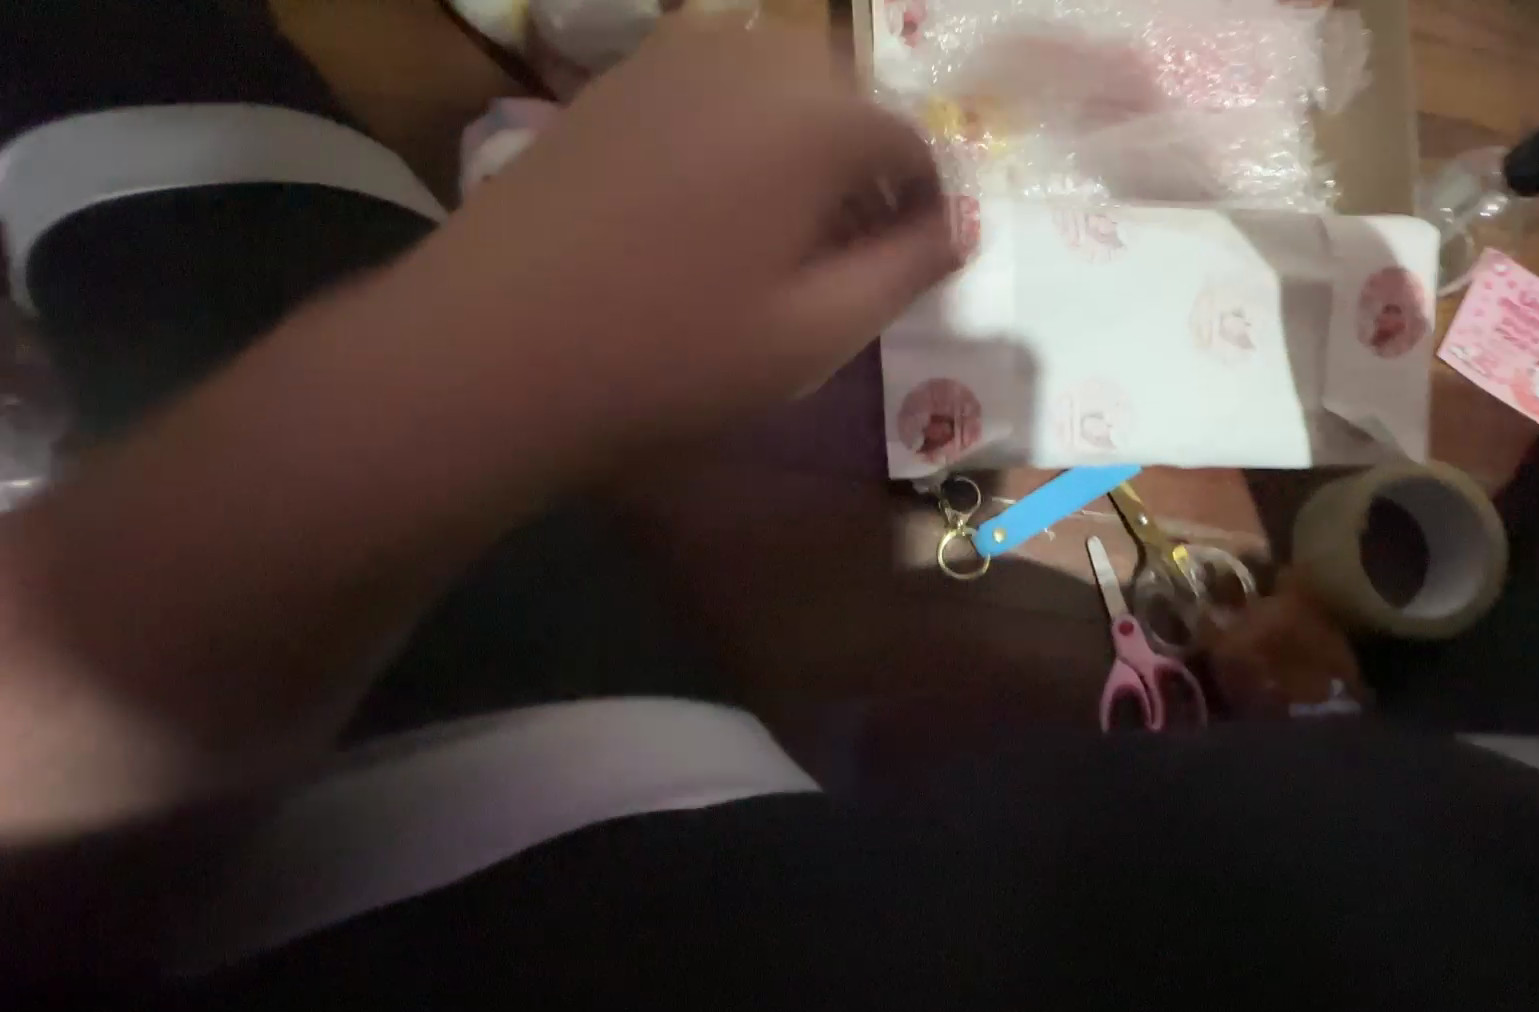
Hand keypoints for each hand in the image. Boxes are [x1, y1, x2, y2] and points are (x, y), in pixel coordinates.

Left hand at [393, 23, 960, 450]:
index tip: (921, 260)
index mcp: (812, 117)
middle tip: (857, 255)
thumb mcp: (819, 331)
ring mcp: (670, 59)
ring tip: (795, 239)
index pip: (912, 138)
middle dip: (871, 173)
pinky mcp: (617, 84)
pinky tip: (725, 212)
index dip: (930, 202)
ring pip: (782, 93)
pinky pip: (718, 95)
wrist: (501, 350)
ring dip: (811, 156)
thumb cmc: (680, 354)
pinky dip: (749, 143)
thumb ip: (907, 269)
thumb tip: (965, 225)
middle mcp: (747, 56)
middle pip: (848, 104)